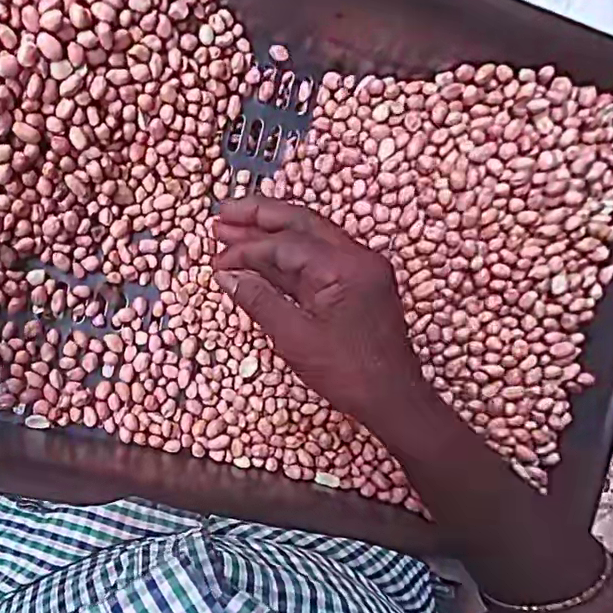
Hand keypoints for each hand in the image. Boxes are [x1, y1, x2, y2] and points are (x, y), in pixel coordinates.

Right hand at [211, 194, 424, 428]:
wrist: (393, 399)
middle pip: (300, 223)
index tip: (218, 261)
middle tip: (222, 214)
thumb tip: (227, 276)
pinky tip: (258, 260)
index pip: (287, 244)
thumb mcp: (295, 338)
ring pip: (308, 239)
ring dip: (269, 235)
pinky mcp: (355, 285)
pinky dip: (284, 260)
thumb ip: (259, 301)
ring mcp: (359, 270)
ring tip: (232, 230)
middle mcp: (357, 258)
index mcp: (347, 267)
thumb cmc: (349, 373)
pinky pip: (315, 262)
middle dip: (258, 217)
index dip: (247, 249)